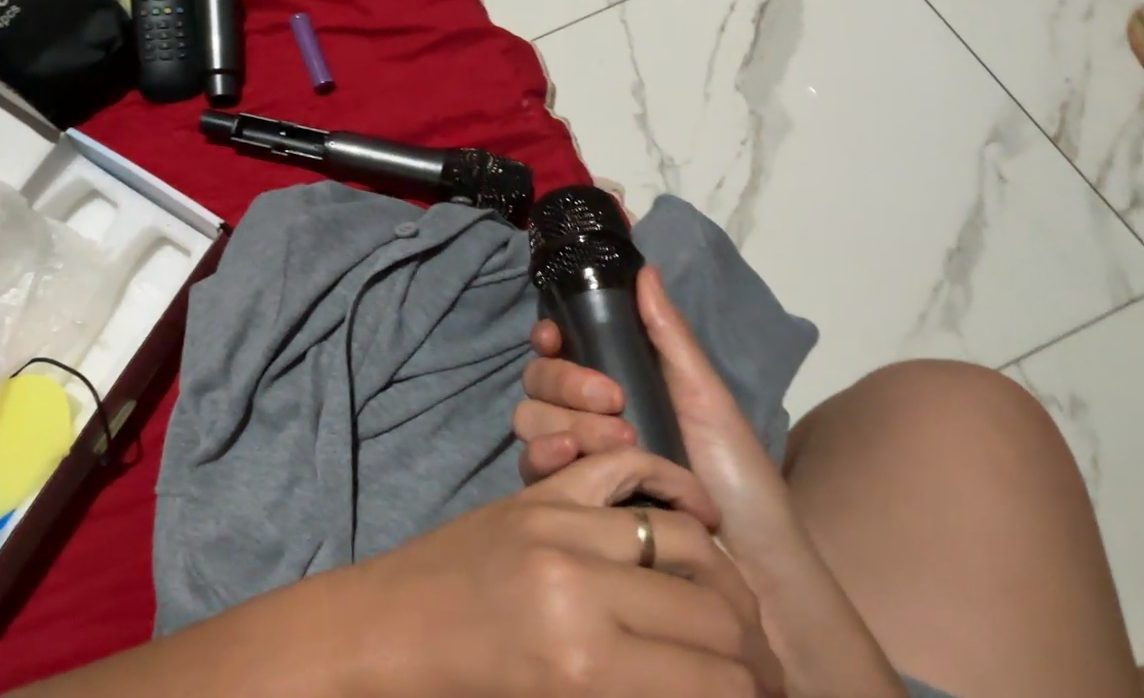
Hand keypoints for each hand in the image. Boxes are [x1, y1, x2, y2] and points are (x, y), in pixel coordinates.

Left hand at [342, 447, 783, 697]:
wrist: (383, 632)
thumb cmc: (464, 690)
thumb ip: (643, 692)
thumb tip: (710, 689)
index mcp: (585, 666)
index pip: (714, 683)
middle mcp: (580, 586)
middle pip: (711, 614)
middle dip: (752, 652)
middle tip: (760, 670)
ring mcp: (558, 525)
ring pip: (685, 538)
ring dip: (727, 577)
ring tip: (736, 607)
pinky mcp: (539, 494)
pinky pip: (620, 468)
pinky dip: (668, 482)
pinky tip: (698, 513)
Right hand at [512, 268, 907, 697]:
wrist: (750, 563)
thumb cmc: (736, 475)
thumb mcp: (705, 396)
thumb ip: (668, 335)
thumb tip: (644, 269)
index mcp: (615, 387)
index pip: (561, 351)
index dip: (550, 337)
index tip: (557, 334)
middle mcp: (585, 419)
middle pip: (537, 382)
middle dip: (566, 383)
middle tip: (613, 401)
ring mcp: (572, 463)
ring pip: (530, 420)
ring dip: (565, 423)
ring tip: (616, 445)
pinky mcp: (564, 504)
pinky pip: (529, 469)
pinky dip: (543, 457)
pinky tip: (567, 464)